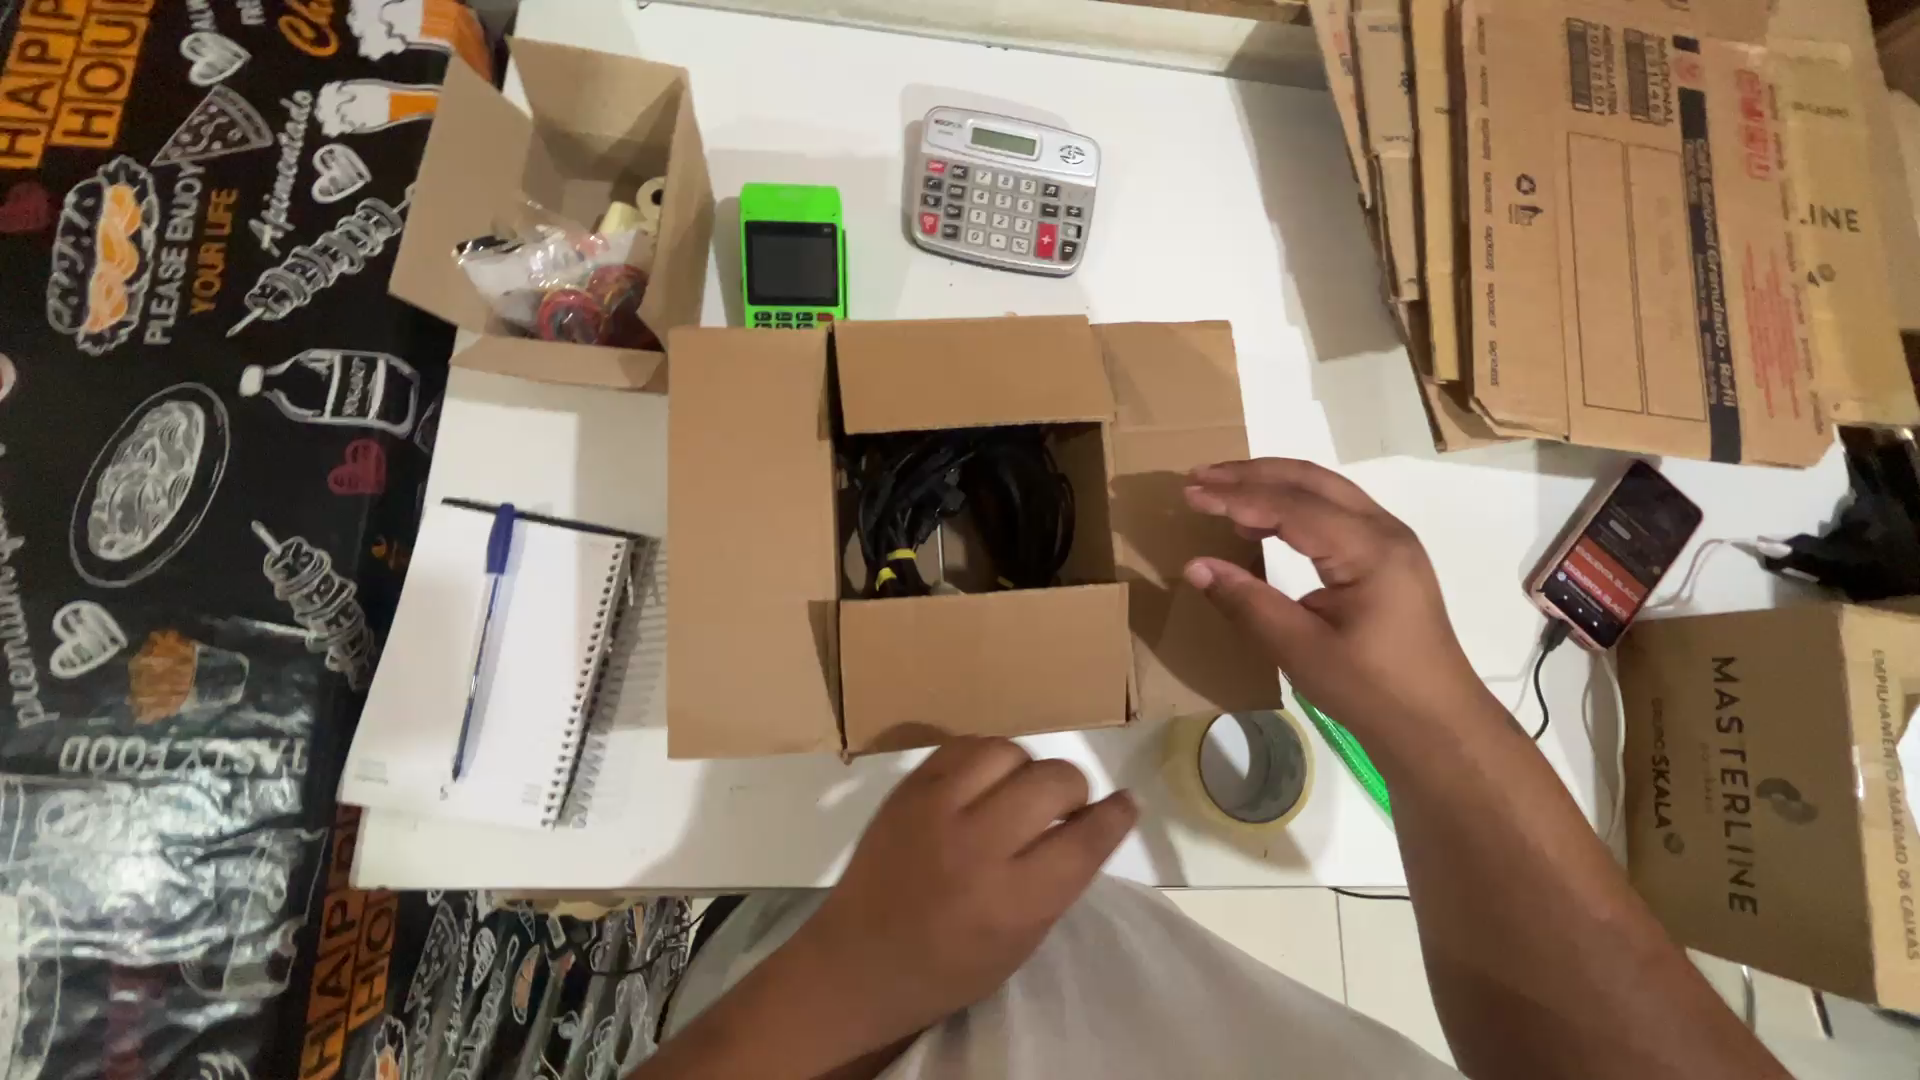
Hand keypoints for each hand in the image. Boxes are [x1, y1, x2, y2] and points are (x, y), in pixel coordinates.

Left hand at [788, 738, 1135, 1053]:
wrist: (859, 959)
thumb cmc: (948, 966)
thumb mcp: (1020, 943)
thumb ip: (1058, 881)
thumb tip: (1094, 822)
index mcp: (1012, 901)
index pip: (1084, 839)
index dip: (1115, 816)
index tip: (1126, 803)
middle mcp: (977, 846)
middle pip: (1053, 781)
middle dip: (1073, 790)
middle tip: (1064, 807)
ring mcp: (937, 808)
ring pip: (1010, 751)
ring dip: (1028, 769)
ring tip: (1020, 791)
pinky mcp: (910, 787)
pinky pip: (966, 744)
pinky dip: (988, 757)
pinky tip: (987, 779)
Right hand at [1181, 459, 1495, 739]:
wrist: (1436, 724)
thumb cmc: (1370, 689)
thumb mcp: (1300, 649)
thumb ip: (1246, 602)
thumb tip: (1195, 565)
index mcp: (1369, 550)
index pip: (1291, 506)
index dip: (1236, 497)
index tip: (1190, 495)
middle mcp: (1384, 531)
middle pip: (1310, 481)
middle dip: (1251, 474)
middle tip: (1199, 477)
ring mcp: (1389, 541)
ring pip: (1324, 490)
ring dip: (1271, 484)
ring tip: (1221, 490)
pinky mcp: (1385, 557)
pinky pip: (1332, 512)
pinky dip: (1290, 506)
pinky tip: (1260, 524)